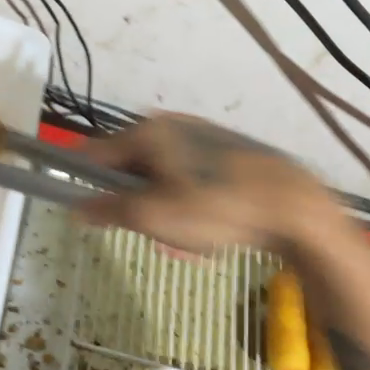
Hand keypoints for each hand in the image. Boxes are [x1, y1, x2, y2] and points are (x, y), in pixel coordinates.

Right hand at [76, 113, 342, 252]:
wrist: (295, 206)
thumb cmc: (216, 209)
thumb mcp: (153, 217)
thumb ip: (108, 210)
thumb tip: (74, 207)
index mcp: (148, 132)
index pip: (94, 154)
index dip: (84, 183)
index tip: (87, 213)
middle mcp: (172, 126)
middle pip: (130, 169)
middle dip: (134, 206)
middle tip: (152, 236)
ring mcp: (203, 138)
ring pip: (162, 180)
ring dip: (164, 213)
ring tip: (186, 244)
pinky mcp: (228, 155)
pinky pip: (191, 182)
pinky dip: (190, 207)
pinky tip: (210, 234)